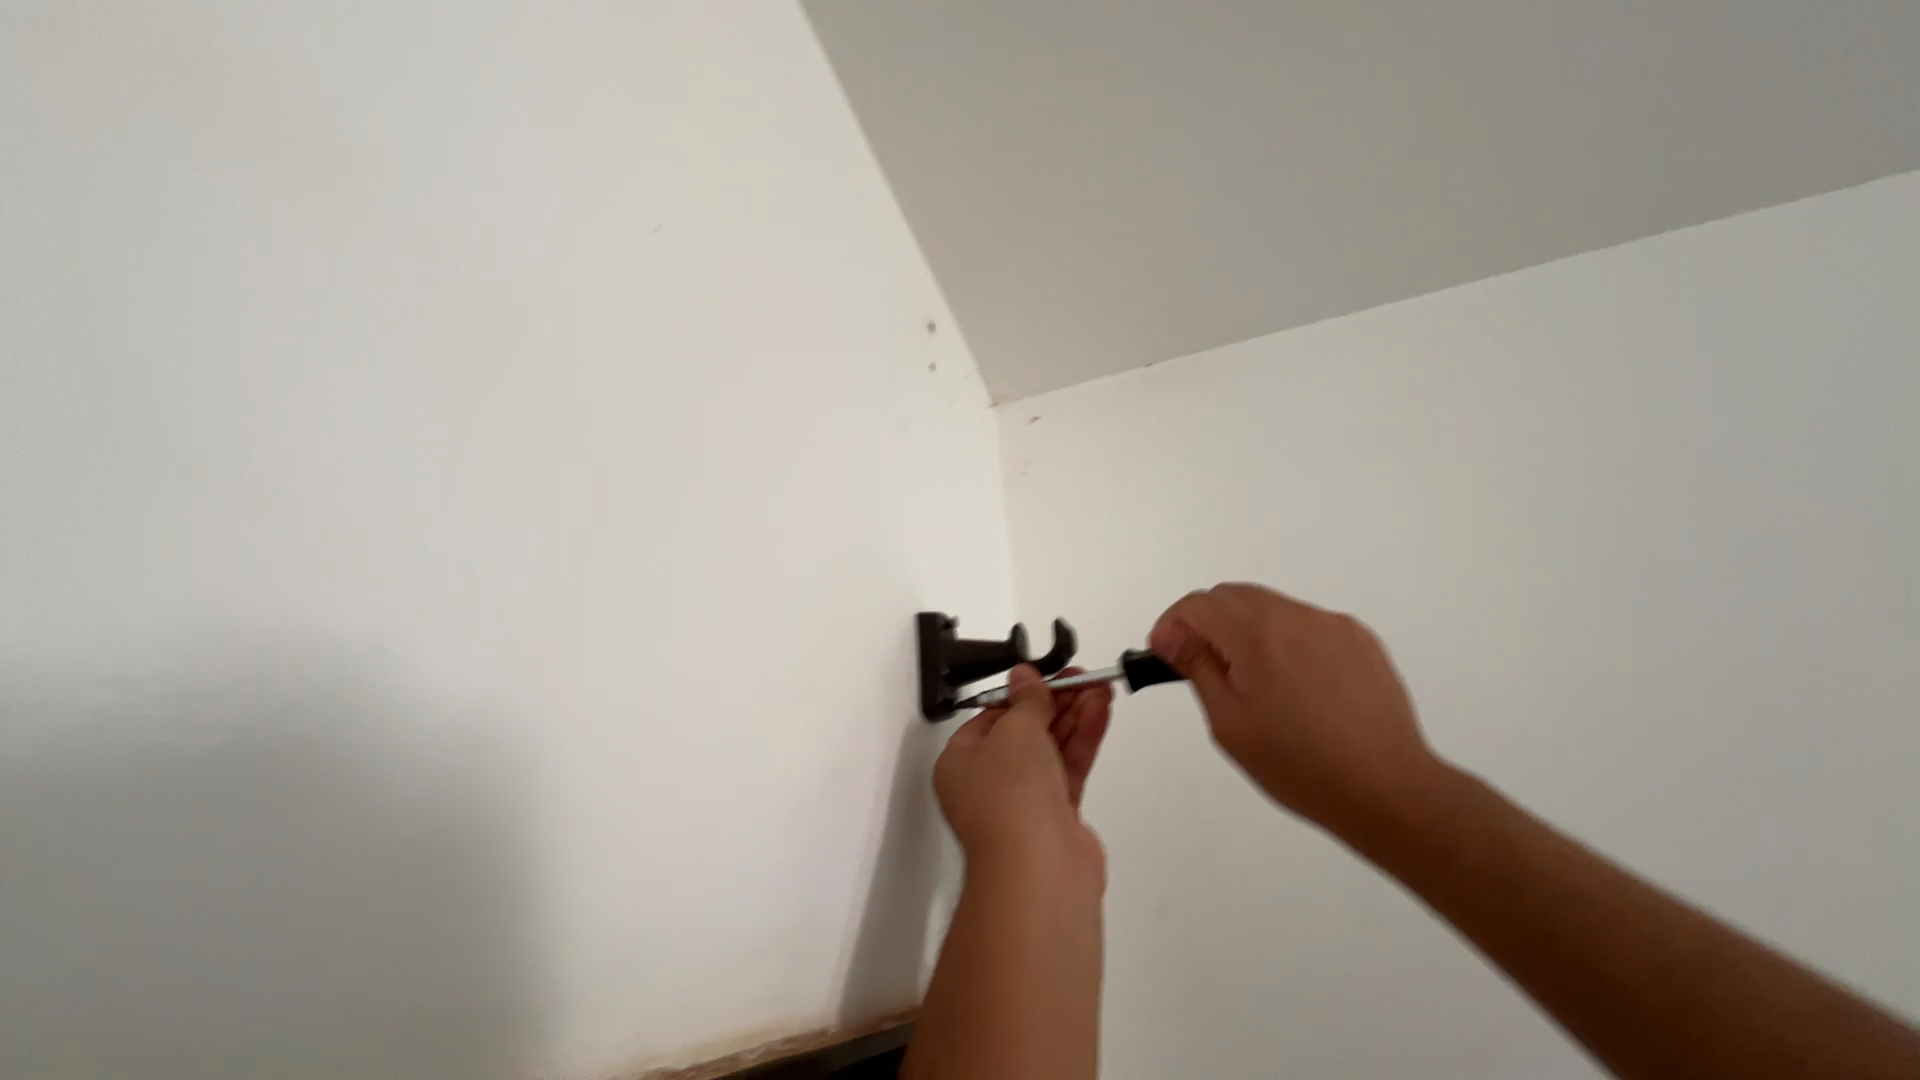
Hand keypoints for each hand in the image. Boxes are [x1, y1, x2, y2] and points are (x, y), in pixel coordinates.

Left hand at [933, 665, 1112, 881]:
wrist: (1038, 870)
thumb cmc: (1010, 793)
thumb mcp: (1014, 731)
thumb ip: (1026, 700)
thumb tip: (1023, 675)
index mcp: (960, 762)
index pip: (991, 717)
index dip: (1022, 694)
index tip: (1050, 675)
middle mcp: (987, 783)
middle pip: (1025, 732)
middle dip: (1056, 702)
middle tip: (1085, 676)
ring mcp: (1023, 803)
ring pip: (1051, 749)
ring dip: (1075, 716)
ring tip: (1102, 687)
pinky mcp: (1056, 818)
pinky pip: (1068, 769)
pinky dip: (1083, 740)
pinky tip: (1101, 712)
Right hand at [1150, 583, 1440, 833]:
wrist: (1388, 788)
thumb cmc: (1298, 764)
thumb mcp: (1229, 722)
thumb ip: (1196, 667)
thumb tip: (1170, 634)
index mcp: (1257, 632)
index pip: (1198, 604)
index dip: (1172, 625)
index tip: (1165, 656)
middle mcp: (1296, 615)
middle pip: (1233, 597)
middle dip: (1206, 623)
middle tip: (1199, 668)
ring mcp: (1332, 625)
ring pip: (1271, 608)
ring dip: (1245, 631)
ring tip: (1251, 684)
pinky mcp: (1360, 640)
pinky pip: (1306, 625)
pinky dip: (1284, 641)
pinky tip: (1294, 688)